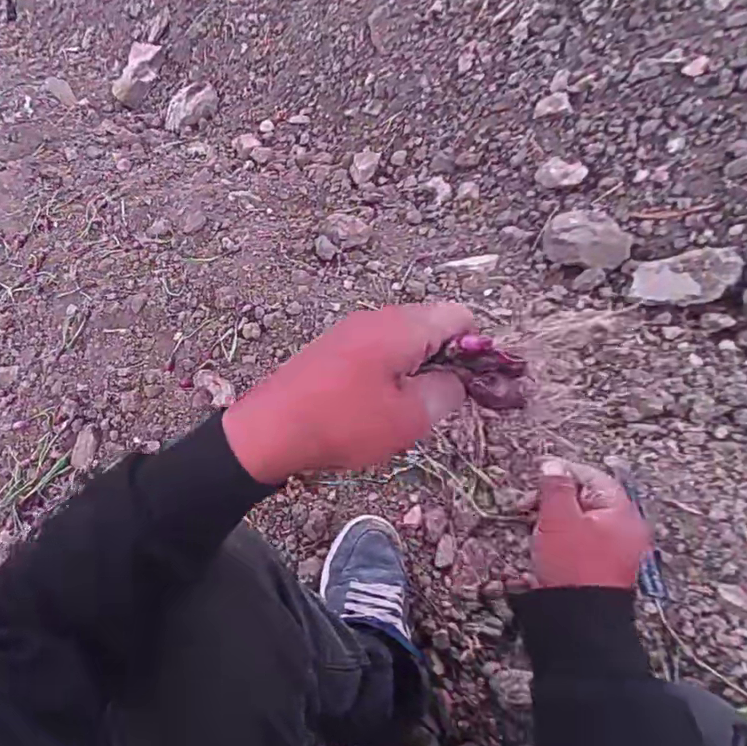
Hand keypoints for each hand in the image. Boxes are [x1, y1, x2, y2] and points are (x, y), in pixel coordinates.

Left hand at [222, 304, 474, 483]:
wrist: (269, 430)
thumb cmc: (342, 423)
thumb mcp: (408, 417)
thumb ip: (446, 392)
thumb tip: (457, 380)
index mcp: (401, 326)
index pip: (459, 316)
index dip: (477, 347)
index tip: (474, 382)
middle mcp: (376, 318)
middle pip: (430, 324)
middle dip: (446, 358)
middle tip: (441, 399)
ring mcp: (350, 330)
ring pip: (402, 338)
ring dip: (415, 367)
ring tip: (405, 407)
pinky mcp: (332, 347)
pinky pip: (375, 348)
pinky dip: (388, 370)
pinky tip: (375, 403)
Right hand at [532, 459, 650, 589]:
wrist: (580, 618)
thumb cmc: (574, 566)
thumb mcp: (558, 518)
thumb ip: (556, 487)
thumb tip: (553, 465)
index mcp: (622, 513)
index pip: (593, 477)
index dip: (564, 471)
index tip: (541, 470)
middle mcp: (624, 530)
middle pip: (587, 498)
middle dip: (556, 497)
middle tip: (531, 502)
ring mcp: (614, 549)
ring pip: (581, 518)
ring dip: (555, 516)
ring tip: (534, 523)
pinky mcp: (600, 565)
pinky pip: (580, 538)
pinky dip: (561, 534)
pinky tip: (545, 541)